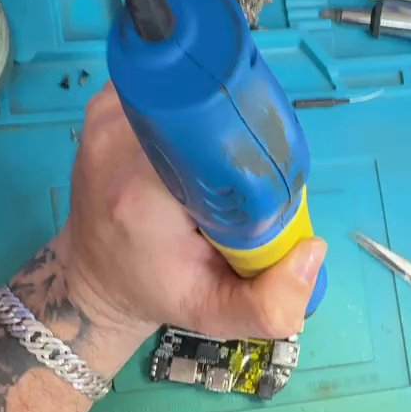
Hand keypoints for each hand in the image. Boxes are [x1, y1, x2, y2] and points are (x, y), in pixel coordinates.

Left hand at [57, 84, 325, 340]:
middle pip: (212, 118)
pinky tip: (190, 160)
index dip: (256, 166)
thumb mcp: (216, 315)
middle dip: (238, 153)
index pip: (226, 145)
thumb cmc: (156, 292)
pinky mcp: (108, 104)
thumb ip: (271, 304)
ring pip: (194, 101)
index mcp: (142, 189)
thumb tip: (313, 250)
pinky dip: (191, 124)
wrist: (98, 277)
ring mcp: (108, 113)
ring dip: (215, 138)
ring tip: (213, 181)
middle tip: (236, 197)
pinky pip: (171, 96)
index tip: (256, 202)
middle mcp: (118, 138)